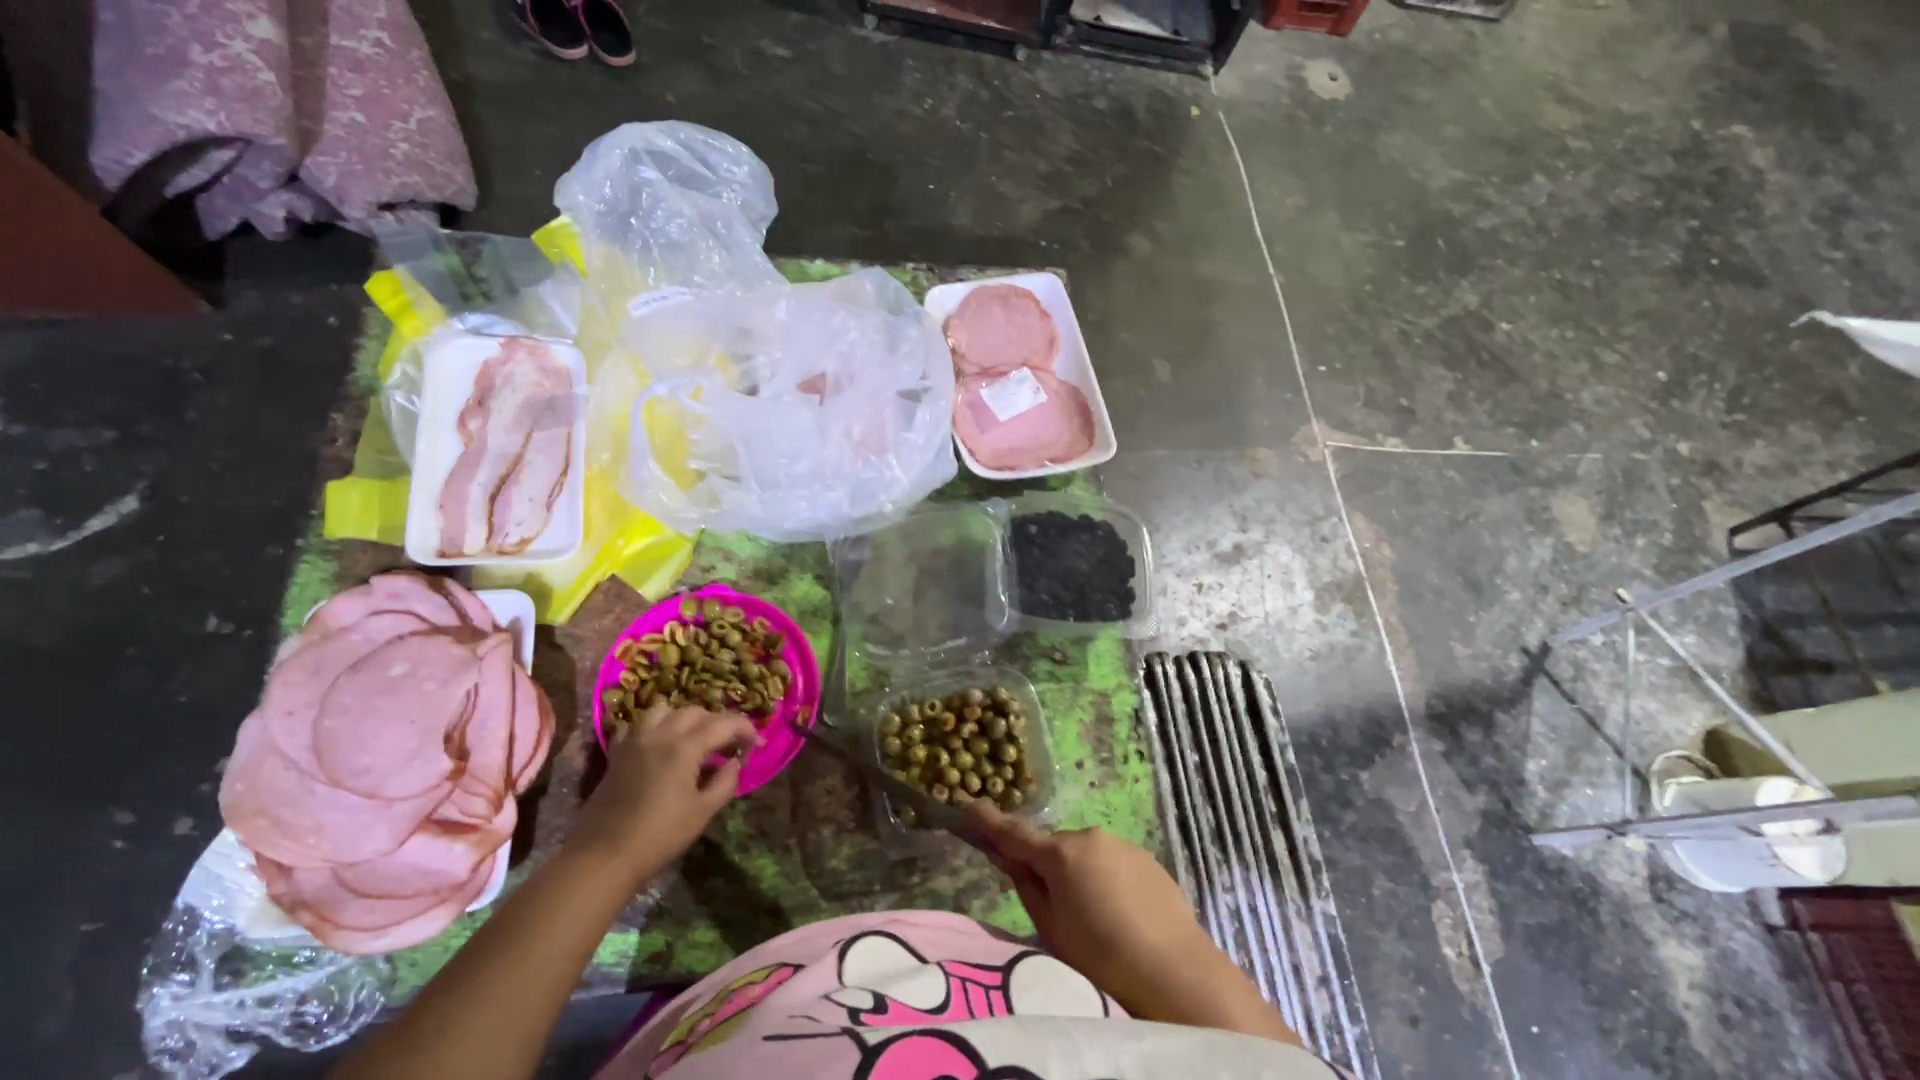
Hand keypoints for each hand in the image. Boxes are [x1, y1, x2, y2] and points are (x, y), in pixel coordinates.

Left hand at [568, 705, 760, 877]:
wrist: (604, 854)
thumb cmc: (659, 836)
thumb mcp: (702, 812)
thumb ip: (724, 782)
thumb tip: (734, 763)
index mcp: (684, 747)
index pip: (723, 723)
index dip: (745, 729)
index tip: (757, 743)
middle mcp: (659, 735)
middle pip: (695, 712)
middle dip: (717, 722)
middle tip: (729, 744)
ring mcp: (634, 741)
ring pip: (663, 710)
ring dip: (684, 718)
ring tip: (695, 738)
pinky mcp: (617, 754)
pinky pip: (637, 726)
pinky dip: (653, 727)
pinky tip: (660, 745)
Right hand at [967, 802, 1209, 1012]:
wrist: (1174, 971)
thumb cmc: (1101, 956)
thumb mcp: (1051, 927)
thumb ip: (1026, 885)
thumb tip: (1008, 858)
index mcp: (1060, 853)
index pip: (1014, 833)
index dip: (988, 821)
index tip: (968, 805)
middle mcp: (1091, 837)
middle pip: (1054, 847)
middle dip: (1046, 865)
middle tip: (1050, 905)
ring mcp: (1123, 845)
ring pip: (1085, 855)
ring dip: (1079, 873)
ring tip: (1091, 917)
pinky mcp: (1148, 860)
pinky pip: (1113, 864)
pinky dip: (1106, 880)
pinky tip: (1118, 915)